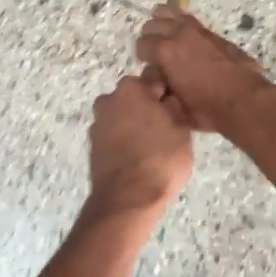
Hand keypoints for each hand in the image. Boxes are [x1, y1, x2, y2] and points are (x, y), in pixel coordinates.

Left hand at [87, 75, 193, 214]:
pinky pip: (114, 134)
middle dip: (149, 106)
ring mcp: (98, 121)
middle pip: (136, 95)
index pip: (155, 76)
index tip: (177, 107)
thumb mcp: (182, 129)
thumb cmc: (161, 159)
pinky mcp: (93, 144)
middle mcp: (110, 98)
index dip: (168, 91)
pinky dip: (124, 139)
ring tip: (152, 146)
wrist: (127, 200)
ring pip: (123, 114)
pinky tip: (136, 157)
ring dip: (135, 123)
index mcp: (132, 88)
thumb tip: (167, 98)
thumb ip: (174, 106)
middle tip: (167, 128)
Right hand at [135, 8, 274, 133]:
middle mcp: (178, 35)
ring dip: (162, 24)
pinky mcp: (211, 32)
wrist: (244, 99)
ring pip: (169, 14)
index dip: (142, 57)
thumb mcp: (176, 106)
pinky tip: (182, 33)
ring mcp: (196, 30)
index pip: (141, 45)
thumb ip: (162, 91)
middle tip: (155, 55)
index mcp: (165, 52)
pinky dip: (180, 22)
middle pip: (152, 26)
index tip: (146, 65)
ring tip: (164, 37)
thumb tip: (158, 84)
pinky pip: (188, 19)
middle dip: (149, 39)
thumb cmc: (207, 109)